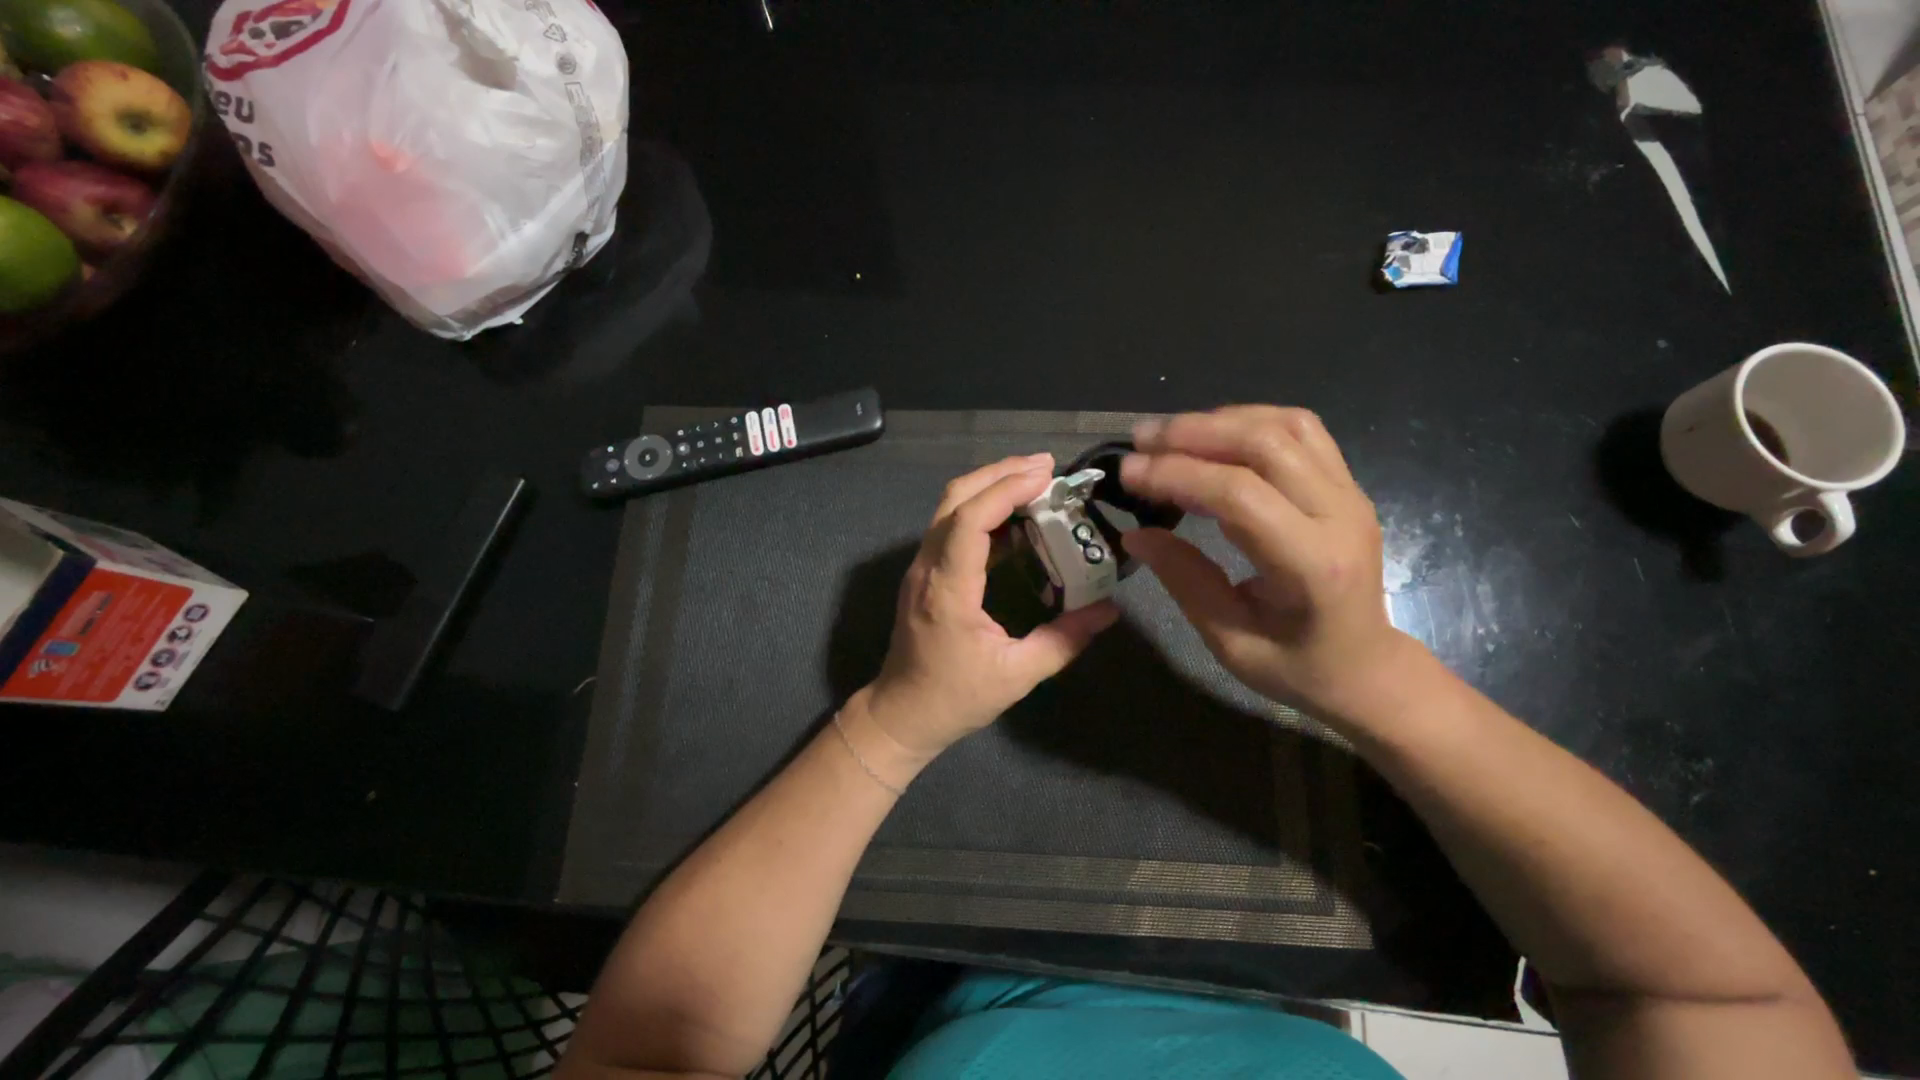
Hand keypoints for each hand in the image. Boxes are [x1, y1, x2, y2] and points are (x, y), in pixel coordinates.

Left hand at [862, 453, 1119, 759]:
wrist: (902, 713)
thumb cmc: (955, 697)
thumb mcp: (1017, 675)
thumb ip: (1064, 640)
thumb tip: (1109, 610)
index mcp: (947, 589)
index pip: (969, 521)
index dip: (1006, 491)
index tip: (1046, 476)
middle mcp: (928, 568)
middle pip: (955, 499)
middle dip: (1000, 474)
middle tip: (1047, 467)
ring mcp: (922, 568)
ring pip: (950, 508)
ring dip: (990, 487)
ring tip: (1037, 483)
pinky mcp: (925, 574)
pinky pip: (951, 527)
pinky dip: (983, 511)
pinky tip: (1018, 521)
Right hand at [1120, 406, 1418, 722]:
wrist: (1366, 668)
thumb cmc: (1296, 667)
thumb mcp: (1230, 642)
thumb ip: (1185, 581)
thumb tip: (1135, 534)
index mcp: (1311, 565)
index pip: (1239, 494)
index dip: (1177, 474)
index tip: (1128, 473)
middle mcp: (1340, 515)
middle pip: (1265, 443)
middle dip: (1193, 434)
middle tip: (1141, 442)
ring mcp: (1350, 494)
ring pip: (1286, 425)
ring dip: (1220, 421)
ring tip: (1169, 435)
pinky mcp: (1347, 484)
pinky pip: (1302, 430)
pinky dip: (1250, 421)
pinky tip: (1213, 436)